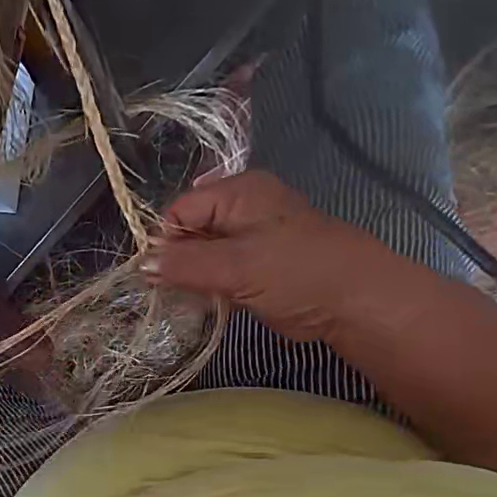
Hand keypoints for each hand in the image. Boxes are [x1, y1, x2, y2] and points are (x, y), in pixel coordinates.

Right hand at [143, 171, 410, 341]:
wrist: (354, 302)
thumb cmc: (297, 273)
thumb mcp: (236, 266)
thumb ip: (185, 264)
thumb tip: (142, 265)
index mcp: (238, 192)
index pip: (179, 210)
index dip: (164, 241)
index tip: (157, 275)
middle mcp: (241, 208)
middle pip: (188, 232)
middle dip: (176, 261)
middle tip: (173, 292)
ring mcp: (249, 238)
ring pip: (202, 255)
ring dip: (192, 278)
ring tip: (191, 299)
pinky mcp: (255, 266)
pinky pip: (218, 272)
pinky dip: (209, 288)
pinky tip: (208, 304)